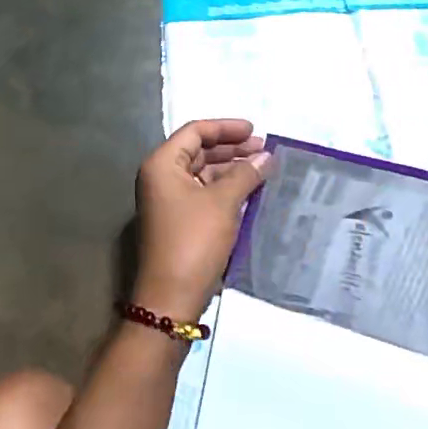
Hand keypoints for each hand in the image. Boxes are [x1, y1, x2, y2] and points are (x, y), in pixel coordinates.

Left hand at [131, 120, 269, 321]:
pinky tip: (251, 191)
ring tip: (264, 170)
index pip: (195, 132)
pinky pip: (204, 194)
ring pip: (203, 174)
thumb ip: (245, 174)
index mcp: (162, 164)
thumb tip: (266, 157)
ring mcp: (168, 201)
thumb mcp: (223, 202)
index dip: (226, 128)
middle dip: (232, 149)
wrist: (170, 300)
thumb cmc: (193, 241)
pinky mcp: (178, 222)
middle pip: (199, 151)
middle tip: (265, 150)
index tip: (256, 131)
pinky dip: (226, 189)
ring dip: (232, 170)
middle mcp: (161, 178)